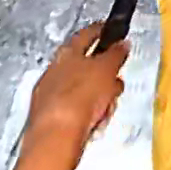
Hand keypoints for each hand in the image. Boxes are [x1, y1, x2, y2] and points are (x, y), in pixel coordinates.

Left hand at [24, 24, 128, 143]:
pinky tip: (96, 122)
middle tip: (116, 80)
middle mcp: (53, 71)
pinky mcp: (48, 121)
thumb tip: (122, 44)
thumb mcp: (108, 68)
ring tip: (107, 107)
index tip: (111, 30)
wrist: (56, 139)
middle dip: (104, 74)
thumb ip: (117, 53)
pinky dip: (87, 114)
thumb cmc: (81, 96)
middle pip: (86, 65)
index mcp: (67, 51)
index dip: (102, 30)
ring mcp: (48, 97)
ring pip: (82, 90)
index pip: (87, 33)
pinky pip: (74, 111)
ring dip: (98, 97)